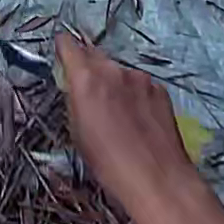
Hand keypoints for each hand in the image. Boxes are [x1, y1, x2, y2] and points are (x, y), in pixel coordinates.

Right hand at [55, 33, 205, 218]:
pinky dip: (136, 95)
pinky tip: (139, 119)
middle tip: (90, 92)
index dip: (63, 49)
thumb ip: (75, 98)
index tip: (63, 58)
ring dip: (114, 83)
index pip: (68, 44)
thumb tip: (76, 88)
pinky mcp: (160, 89)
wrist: (158, 180)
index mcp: (86, 78)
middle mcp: (112, 70)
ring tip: (119, 114)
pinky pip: (140, 84)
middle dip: (89, 68)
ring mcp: (139, 78)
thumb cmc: (109, 163)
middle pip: (94, 54)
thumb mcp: (77, 130)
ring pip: (119, 71)